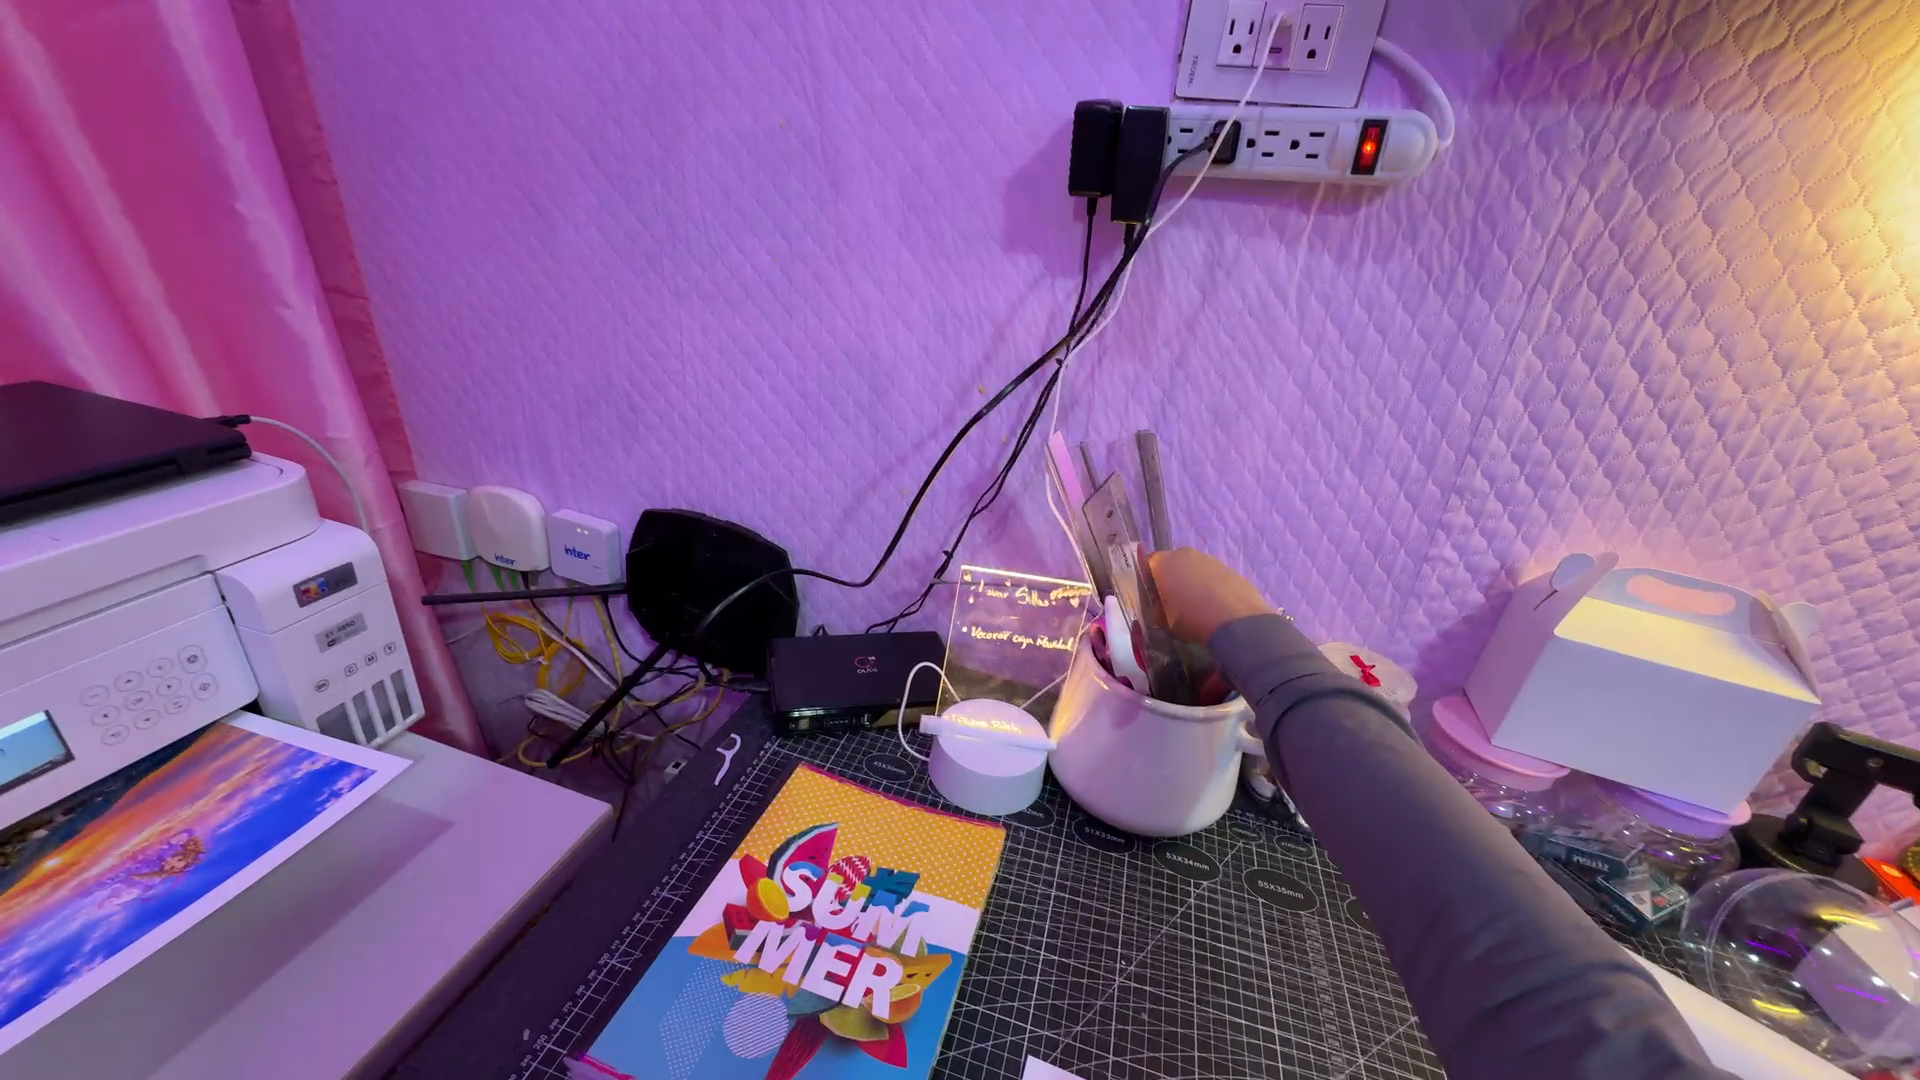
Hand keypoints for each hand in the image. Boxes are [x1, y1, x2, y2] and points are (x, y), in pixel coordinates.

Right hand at [1148, 547, 1273, 644]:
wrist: (1236, 623)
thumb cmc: (1191, 619)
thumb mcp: (1163, 621)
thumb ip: (1157, 609)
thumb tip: (1160, 607)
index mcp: (1163, 562)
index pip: (1147, 564)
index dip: (1147, 581)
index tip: (1152, 598)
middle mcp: (1186, 554)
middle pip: (1172, 564)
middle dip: (1171, 580)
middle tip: (1173, 602)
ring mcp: (1211, 560)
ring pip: (1195, 569)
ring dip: (1193, 583)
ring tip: (1198, 607)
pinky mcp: (1231, 570)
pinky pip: (1214, 577)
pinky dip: (1212, 588)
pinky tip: (1216, 608)